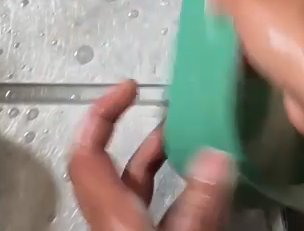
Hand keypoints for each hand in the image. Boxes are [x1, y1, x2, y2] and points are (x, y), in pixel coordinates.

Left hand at [69, 79, 232, 230]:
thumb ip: (199, 200)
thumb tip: (217, 154)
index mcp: (111, 213)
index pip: (87, 153)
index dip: (101, 112)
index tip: (129, 87)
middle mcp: (111, 219)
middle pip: (114, 163)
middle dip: (142, 130)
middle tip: (170, 109)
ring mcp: (127, 229)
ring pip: (135, 185)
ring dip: (161, 157)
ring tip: (193, 139)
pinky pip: (154, 205)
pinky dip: (174, 186)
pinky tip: (202, 183)